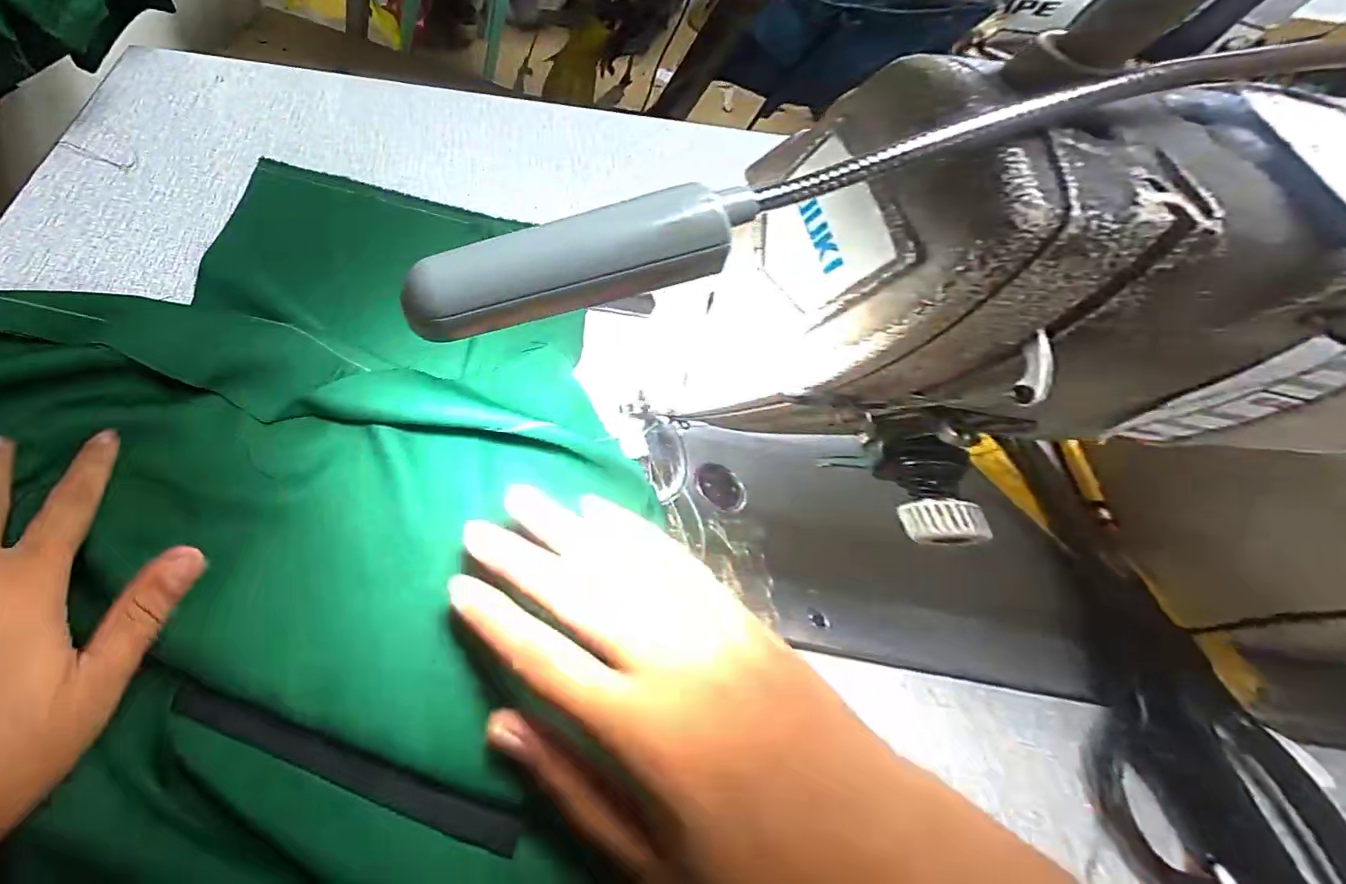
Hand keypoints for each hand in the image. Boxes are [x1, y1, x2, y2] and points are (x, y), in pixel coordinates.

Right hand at [451, 485, 1069, 883]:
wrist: (888, 852)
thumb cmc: (759, 868)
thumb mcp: (654, 861)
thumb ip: (570, 788)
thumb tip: (499, 724)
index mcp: (643, 733)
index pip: (545, 661)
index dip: (496, 622)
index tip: (457, 588)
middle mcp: (670, 667)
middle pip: (576, 598)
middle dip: (517, 560)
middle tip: (474, 529)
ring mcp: (710, 633)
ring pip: (620, 565)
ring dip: (564, 528)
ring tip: (521, 498)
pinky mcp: (742, 619)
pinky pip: (675, 562)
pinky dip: (631, 531)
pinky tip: (597, 509)